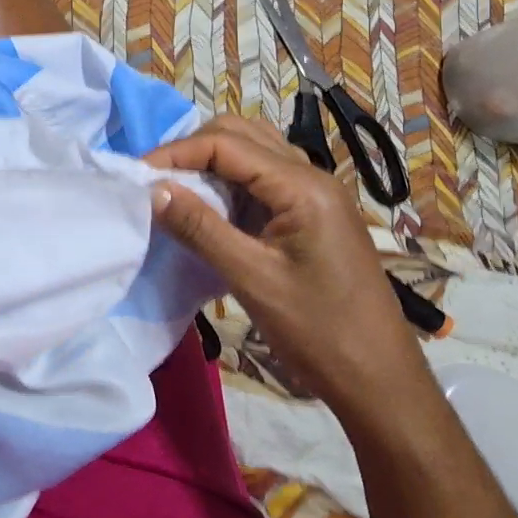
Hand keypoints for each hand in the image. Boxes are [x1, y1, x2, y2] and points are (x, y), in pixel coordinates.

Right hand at [146, 116, 424, 416]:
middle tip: (155, 179)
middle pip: (241, 134)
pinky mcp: (312, 214)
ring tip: (176, 188)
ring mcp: (316, 195)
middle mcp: (312, 177)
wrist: (381, 383)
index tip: (137, 175)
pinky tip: (209, 206)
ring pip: (253, 150)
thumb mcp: (252, 280)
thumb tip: (151, 189)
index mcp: (303, 187)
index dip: (176, 152)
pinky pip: (263, 177)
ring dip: (211, 160)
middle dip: (192, 148)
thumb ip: (200, 228)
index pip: (226, 144)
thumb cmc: (319, 332)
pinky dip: (229, 180)